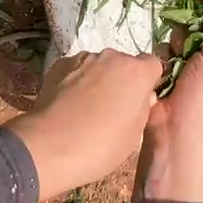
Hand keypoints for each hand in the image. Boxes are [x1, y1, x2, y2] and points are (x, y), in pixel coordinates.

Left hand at [5, 48, 162, 201]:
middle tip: (113, 109)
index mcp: (136, 72)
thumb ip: (143, 109)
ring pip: (100, 66)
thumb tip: (142, 97)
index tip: (140, 101)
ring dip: (99, 80)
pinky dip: (77, 81)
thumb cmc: (100, 146)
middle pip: (124, 64)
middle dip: (122, 81)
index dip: (148, 81)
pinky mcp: (61, 63)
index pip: (153, 64)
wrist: (50, 145)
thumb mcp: (134, 137)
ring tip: (87, 109)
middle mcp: (112, 56)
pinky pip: (77, 69)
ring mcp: (84, 57)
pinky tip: (69, 105)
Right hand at [137, 0, 202, 202]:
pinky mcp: (169, 76)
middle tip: (190, 35)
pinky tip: (161, 67)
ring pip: (182, 38)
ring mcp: (191, 71)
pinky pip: (165, 53)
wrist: (173, 140)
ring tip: (174, 58)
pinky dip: (163, 57)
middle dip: (193, 29)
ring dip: (176, 44)